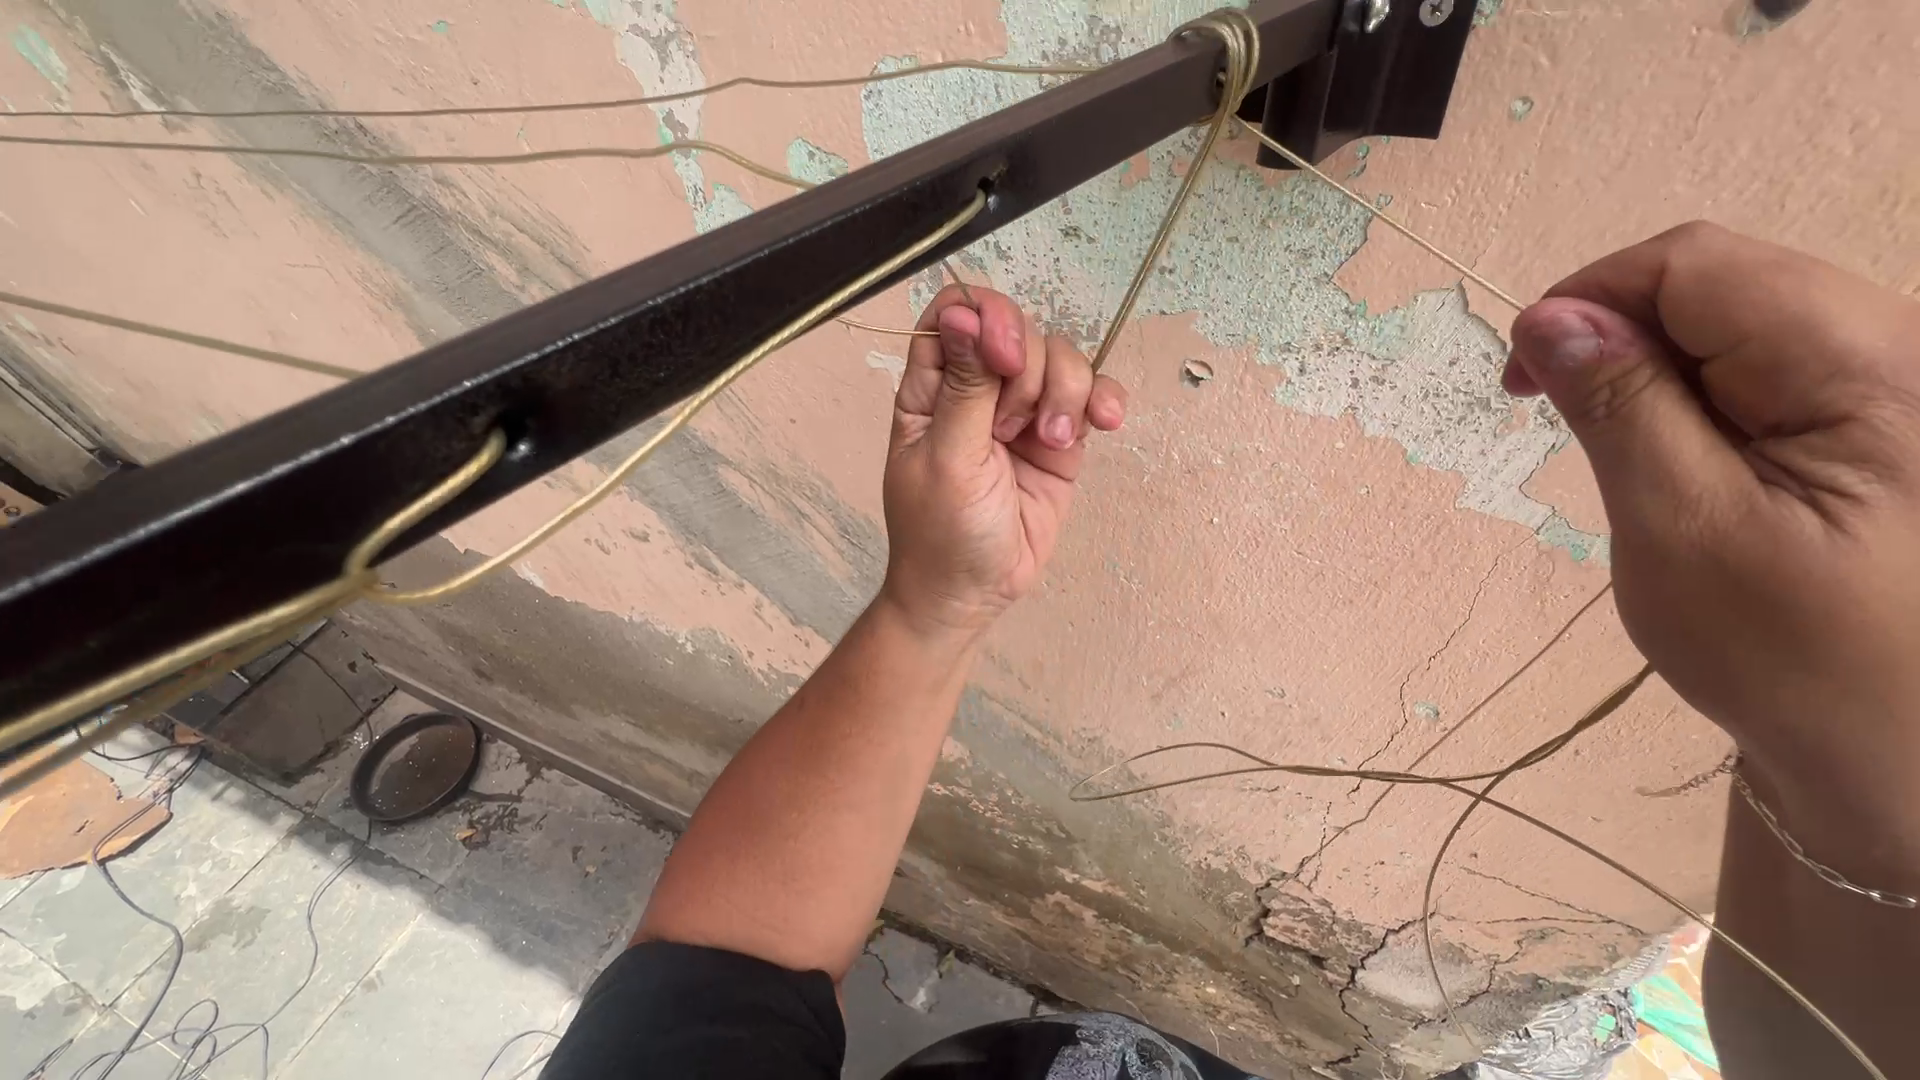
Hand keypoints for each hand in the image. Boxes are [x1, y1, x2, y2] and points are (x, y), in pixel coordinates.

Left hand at [879, 285, 1126, 636]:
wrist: (974, 593)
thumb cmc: (942, 533)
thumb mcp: (949, 459)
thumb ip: (965, 387)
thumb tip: (963, 314)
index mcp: (931, 389)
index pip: (955, 316)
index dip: (985, 318)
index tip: (1005, 356)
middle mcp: (977, 391)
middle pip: (1017, 332)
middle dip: (1029, 370)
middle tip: (1015, 425)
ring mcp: (1021, 413)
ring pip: (1059, 360)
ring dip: (1066, 393)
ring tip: (1052, 443)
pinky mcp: (1059, 439)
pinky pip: (1089, 397)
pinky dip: (1102, 400)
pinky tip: (1106, 423)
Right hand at [1503, 222, 1919, 844]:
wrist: (1904, 751)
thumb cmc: (1790, 653)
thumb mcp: (1681, 527)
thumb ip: (1618, 408)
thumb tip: (1546, 316)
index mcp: (1876, 368)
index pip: (1698, 264)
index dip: (1588, 298)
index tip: (1522, 379)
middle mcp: (1904, 349)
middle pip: (1722, 280)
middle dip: (1614, 331)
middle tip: (1552, 413)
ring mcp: (1898, 383)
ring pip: (1736, 319)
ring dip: (1647, 366)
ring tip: (1618, 448)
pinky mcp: (1879, 417)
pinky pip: (1761, 363)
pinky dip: (1686, 393)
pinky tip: (1672, 452)